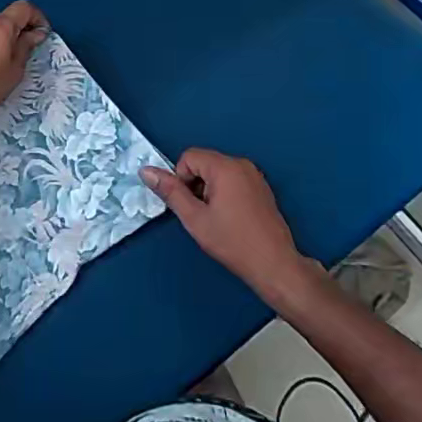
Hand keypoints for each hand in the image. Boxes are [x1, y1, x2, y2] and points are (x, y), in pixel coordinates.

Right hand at [142, 148, 322, 306]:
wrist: (274, 264)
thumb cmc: (233, 242)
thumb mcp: (195, 218)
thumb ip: (170, 192)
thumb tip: (146, 171)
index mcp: (225, 166)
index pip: (189, 157)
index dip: (181, 179)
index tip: (190, 206)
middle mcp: (241, 163)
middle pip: (204, 162)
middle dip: (196, 185)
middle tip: (203, 214)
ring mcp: (254, 174)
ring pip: (217, 172)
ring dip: (209, 190)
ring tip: (218, 219)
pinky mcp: (261, 187)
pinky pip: (233, 180)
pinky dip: (225, 193)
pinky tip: (231, 219)